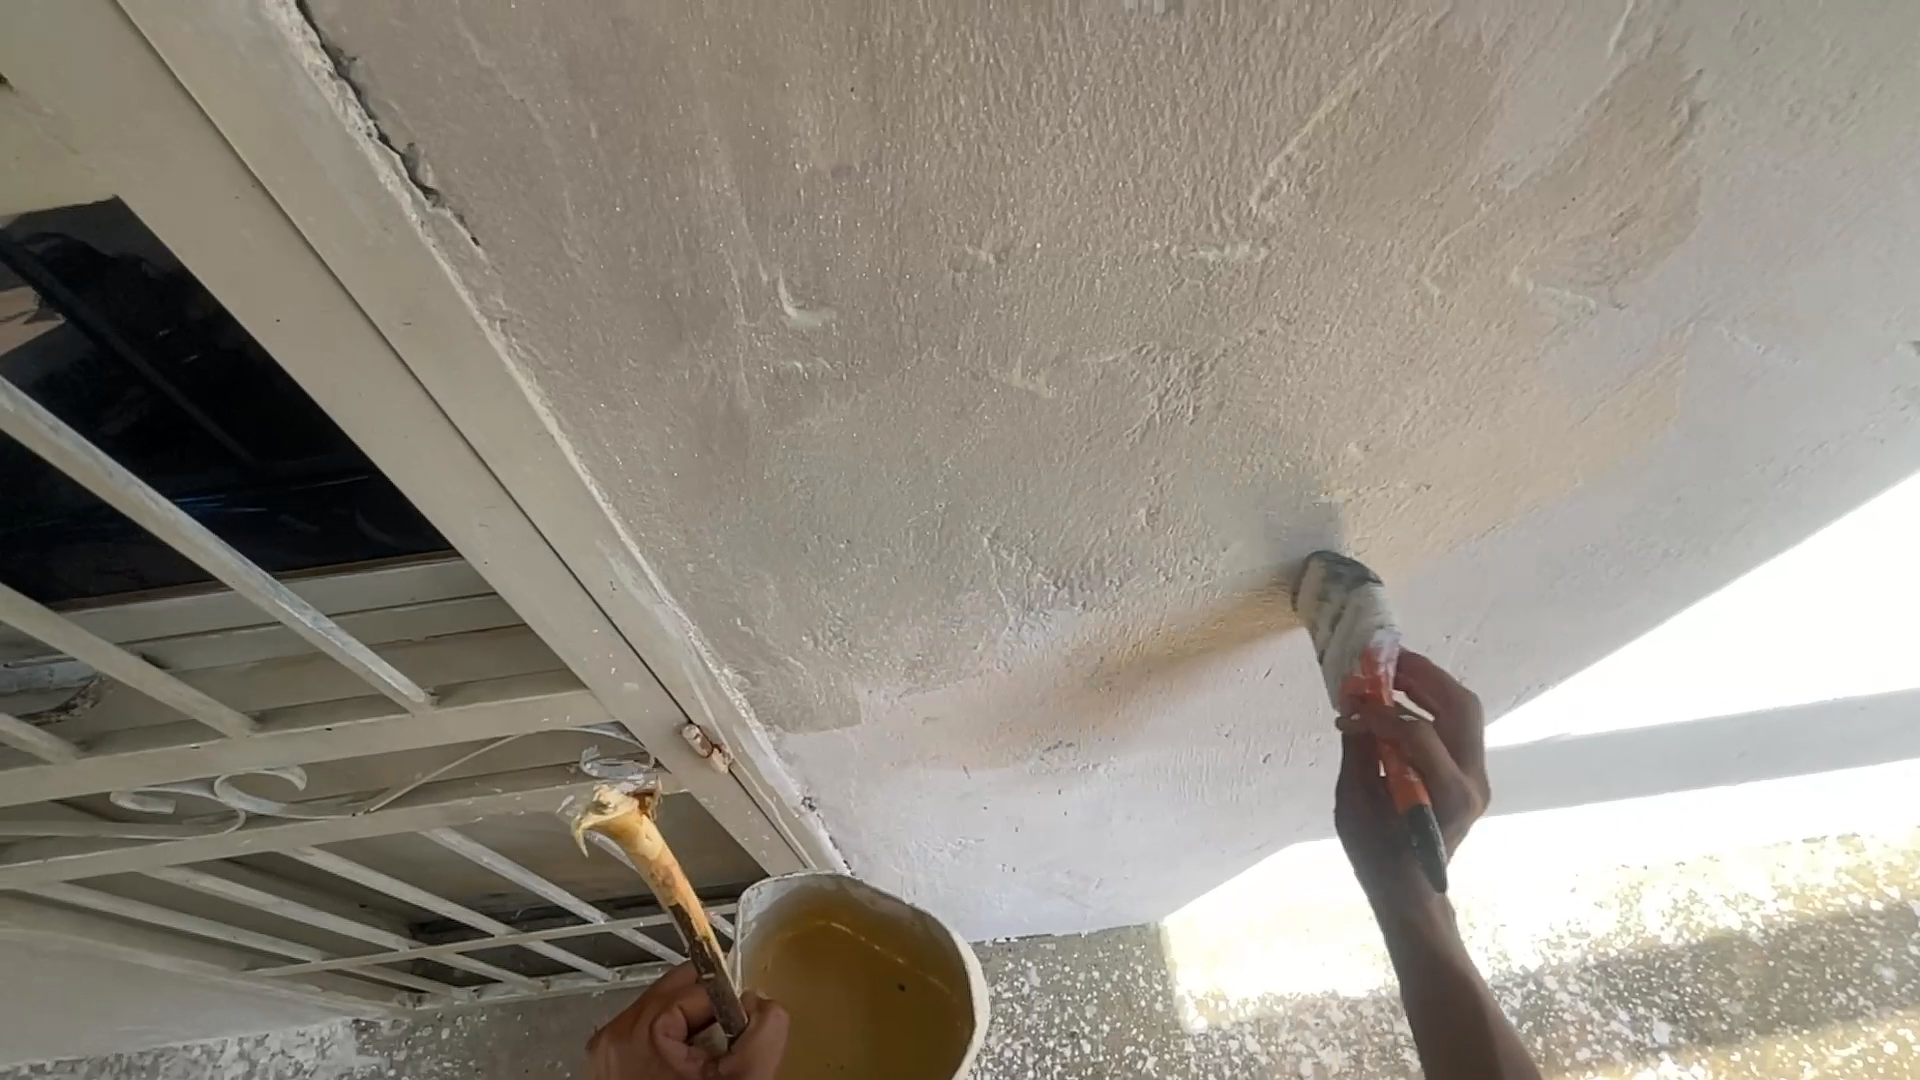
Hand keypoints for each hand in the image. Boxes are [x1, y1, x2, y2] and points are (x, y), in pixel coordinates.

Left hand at [587, 962, 788, 1079]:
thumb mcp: (748, 1078)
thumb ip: (766, 1026)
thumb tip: (755, 999)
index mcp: (643, 1032)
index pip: (704, 985)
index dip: (727, 1012)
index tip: (730, 1042)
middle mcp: (615, 1036)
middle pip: (680, 985)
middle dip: (708, 1012)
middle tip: (716, 1052)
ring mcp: (606, 1051)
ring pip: (667, 1003)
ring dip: (691, 1024)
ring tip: (698, 1066)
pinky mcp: (607, 1063)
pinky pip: (650, 1026)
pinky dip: (672, 1039)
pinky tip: (681, 1072)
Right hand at [1333, 650, 1488, 909]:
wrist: (1411, 890)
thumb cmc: (1377, 854)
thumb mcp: (1354, 803)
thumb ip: (1359, 753)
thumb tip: (1353, 710)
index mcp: (1447, 795)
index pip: (1420, 732)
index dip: (1381, 710)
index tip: (1349, 703)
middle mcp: (1473, 781)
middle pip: (1460, 707)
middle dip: (1422, 675)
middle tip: (1383, 659)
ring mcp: (1476, 776)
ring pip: (1463, 709)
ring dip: (1428, 681)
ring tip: (1389, 668)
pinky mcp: (1468, 772)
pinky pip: (1455, 723)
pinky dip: (1428, 699)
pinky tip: (1397, 694)